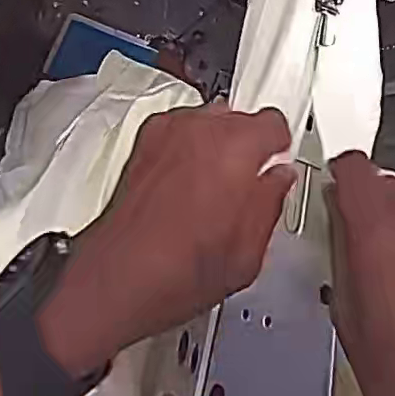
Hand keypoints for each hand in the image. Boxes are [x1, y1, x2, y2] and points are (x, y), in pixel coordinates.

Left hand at [36, 103, 297, 375]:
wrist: (115, 279)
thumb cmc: (173, 272)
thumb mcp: (247, 255)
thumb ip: (272, 203)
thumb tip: (279, 180)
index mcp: (238, 150)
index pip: (275, 122)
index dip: (279, 145)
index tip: (274, 161)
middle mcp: (205, 129)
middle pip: (244, 117)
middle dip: (248, 145)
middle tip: (243, 183)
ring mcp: (173, 128)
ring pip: (212, 119)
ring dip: (217, 142)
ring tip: (210, 184)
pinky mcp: (147, 136)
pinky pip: (182, 126)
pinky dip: (187, 143)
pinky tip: (183, 180)